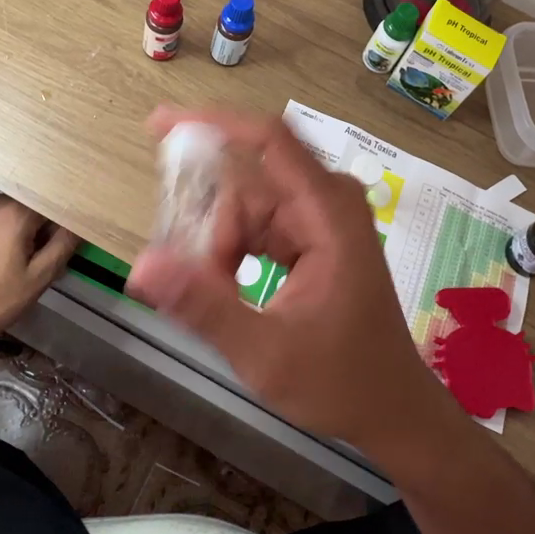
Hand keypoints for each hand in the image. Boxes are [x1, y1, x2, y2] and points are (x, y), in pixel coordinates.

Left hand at [0, 195, 79, 357]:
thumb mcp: (39, 277)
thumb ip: (63, 245)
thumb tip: (77, 224)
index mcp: (14, 212)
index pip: (51, 204)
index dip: (61, 223)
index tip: (63, 242)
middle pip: (28, 207)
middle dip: (38, 228)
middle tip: (39, 259)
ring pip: (6, 216)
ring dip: (17, 233)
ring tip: (15, 265)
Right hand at [128, 107, 453, 450]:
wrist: (393, 409)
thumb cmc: (342, 382)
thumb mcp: (265, 352)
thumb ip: (204, 306)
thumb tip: (141, 265)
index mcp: (328, 213)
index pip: (269, 140)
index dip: (214, 123)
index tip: (160, 124)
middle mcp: (327, 201)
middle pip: (246, 188)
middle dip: (213, 233)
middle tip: (202, 289)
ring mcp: (322, 217)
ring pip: (247, 210)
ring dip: (222, 251)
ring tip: (223, 303)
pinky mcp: (316, 236)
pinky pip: (260, 227)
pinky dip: (235, 255)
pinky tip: (232, 293)